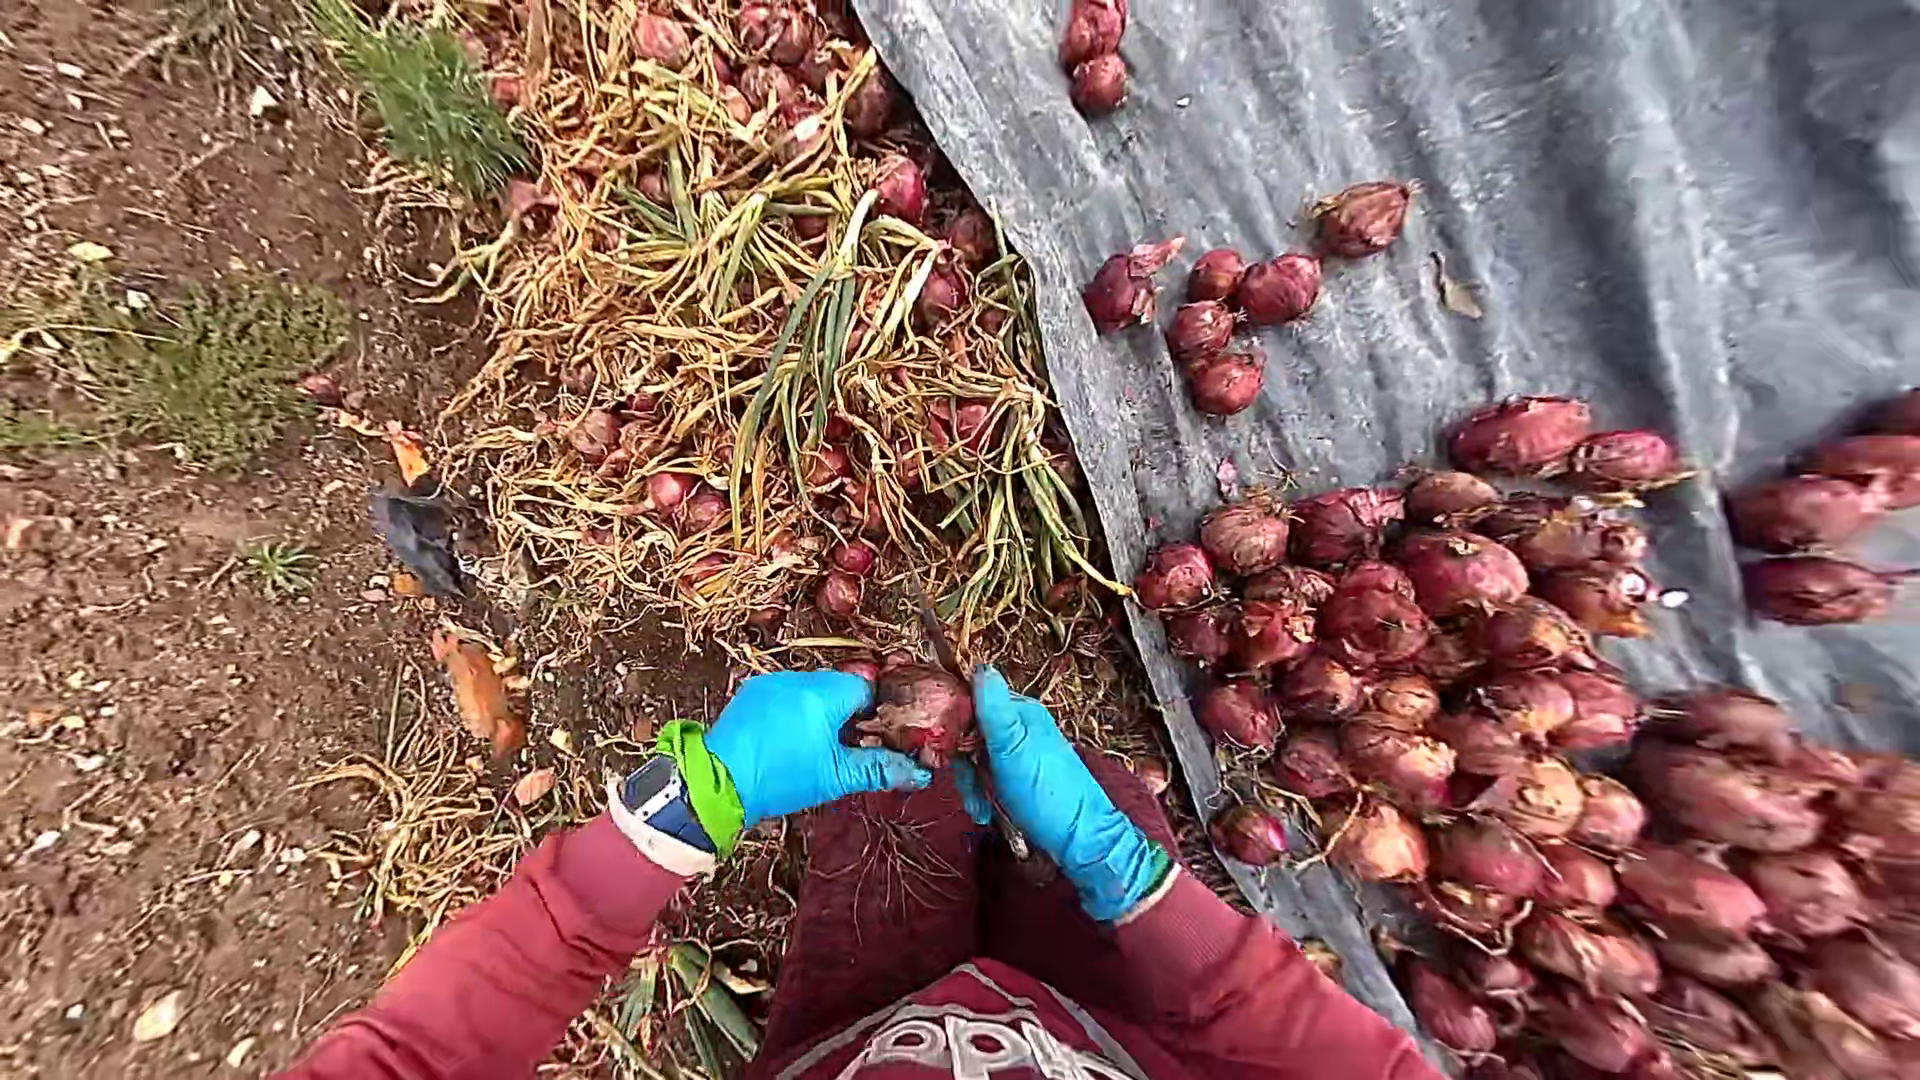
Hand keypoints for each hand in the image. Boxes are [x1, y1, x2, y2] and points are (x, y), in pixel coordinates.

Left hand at [706, 671, 931, 826]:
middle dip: (845, 712)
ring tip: (811, 744)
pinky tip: (787, 736)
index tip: (866, 736)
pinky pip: (788, 691)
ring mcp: (774, 681)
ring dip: (819, 709)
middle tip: (841, 745)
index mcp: (824, 693)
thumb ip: (879, 768)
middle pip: (840, 686)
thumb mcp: (835, 776)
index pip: (866, 688)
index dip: (871, 713)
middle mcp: (800, 678)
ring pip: (813, 688)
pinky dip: (795, 708)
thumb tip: (918, 771)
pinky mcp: (755, 689)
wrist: (718, 783)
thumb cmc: (781, 778)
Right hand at [964, 667, 1171, 920]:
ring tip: (981, 808)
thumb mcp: (1012, 748)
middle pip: (972, 732)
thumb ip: (993, 707)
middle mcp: (1021, 726)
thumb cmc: (1047, 794)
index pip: (973, 700)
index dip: (956, 725)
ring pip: (978, 758)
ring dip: (973, 784)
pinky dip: (984, 794)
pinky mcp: (1021, 776)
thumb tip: (979, 665)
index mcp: (1020, 711)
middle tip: (970, 787)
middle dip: (964, 763)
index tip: (951, 752)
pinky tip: (988, 811)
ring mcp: (1022, 752)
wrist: (1082, 842)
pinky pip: (990, 777)